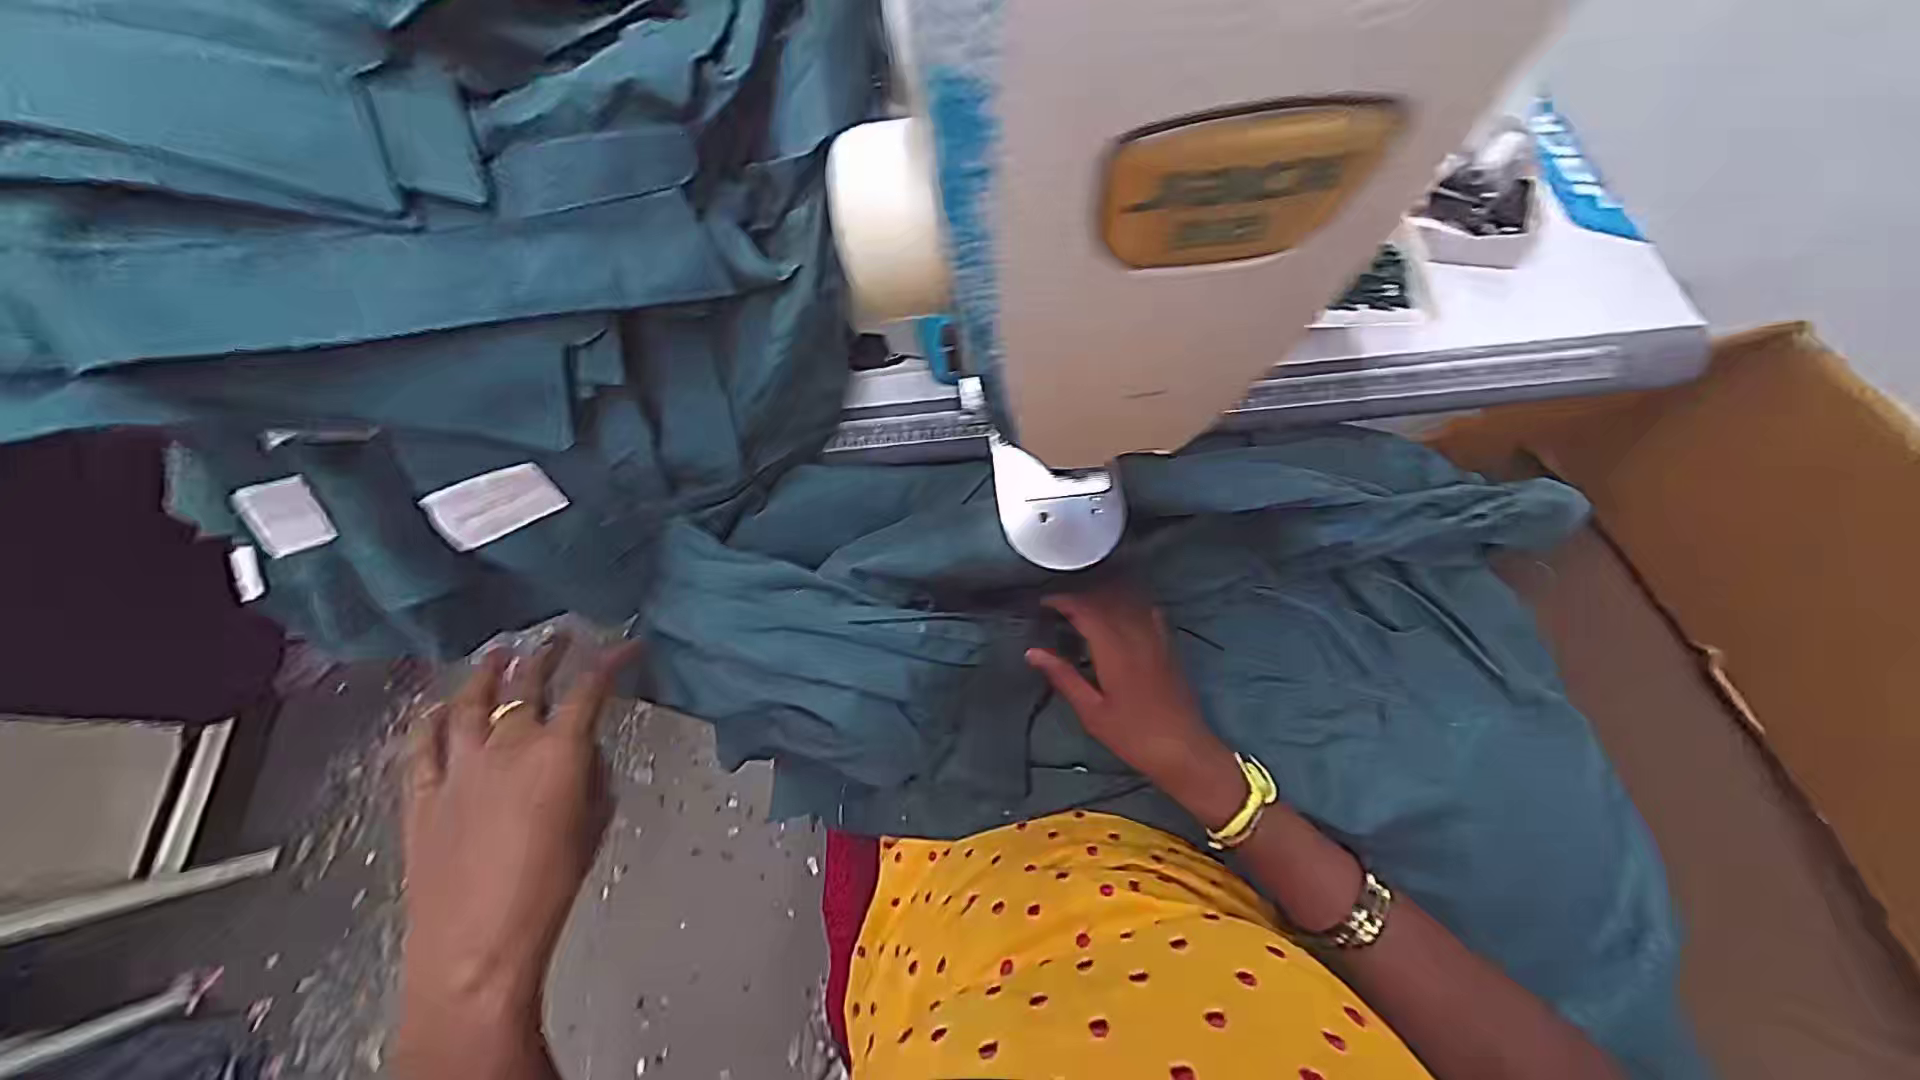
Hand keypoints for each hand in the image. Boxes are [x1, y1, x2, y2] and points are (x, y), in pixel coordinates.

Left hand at [400, 637, 639, 1022]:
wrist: (477, 943)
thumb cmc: (551, 883)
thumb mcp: (595, 820)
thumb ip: (593, 774)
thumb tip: (583, 753)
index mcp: (558, 750)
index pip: (590, 688)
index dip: (612, 660)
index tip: (626, 646)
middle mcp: (508, 745)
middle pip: (527, 683)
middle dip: (547, 653)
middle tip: (559, 637)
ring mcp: (458, 766)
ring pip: (470, 702)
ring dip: (486, 673)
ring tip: (497, 654)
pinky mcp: (421, 794)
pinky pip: (422, 745)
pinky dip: (431, 720)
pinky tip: (437, 708)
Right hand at [1025, 587, 1242, 824]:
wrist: (1183, 749)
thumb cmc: (1132, 735)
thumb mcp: (1091, 711)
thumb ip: (1063, 677)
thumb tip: (1033, 653)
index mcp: (1114, 650)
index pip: (1086, 610)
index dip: (1063, 601)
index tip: (1044, 603)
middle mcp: (1136, 636)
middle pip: (1106, 600)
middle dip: (1080, 597)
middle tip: (1058, 607)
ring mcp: (1156, 638)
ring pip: (1128, 602)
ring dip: (1103, 597)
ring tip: (1084, 607)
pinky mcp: (1169, 646)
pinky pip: (1149, 612)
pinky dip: (1130, 605)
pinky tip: (1122, 611)